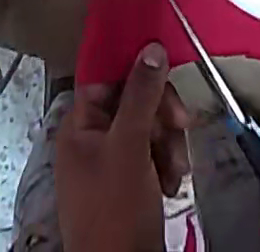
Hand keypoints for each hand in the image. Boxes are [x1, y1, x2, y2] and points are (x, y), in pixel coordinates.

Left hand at [55, 41, 193, 251]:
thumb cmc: (115, 211)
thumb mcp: (130, 147)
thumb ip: (141, 95)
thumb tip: (152, 47)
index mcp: (80, 126)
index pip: (106, 77)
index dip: (133, 67)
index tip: (164, 61)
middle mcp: (95, 138)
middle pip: (135, 98)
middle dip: (162, 113)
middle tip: (180, 125)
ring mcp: (114, 159)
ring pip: (152, 123)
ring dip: (170, 141)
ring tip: (175, 169)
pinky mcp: (134, 178)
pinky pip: (158, 149)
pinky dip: (170, 161)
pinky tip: (173, 182)